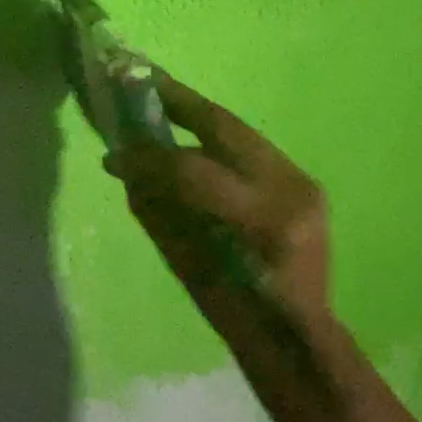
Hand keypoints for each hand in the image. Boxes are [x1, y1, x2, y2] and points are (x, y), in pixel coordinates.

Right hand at [114, 72, 329, 332]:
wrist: (294, 339)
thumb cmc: (231, 309)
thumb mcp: (182, 260)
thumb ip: (155, 206)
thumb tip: (123, 163)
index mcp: (261, 220)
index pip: (194, 170)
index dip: (148, 155)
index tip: (115, 147)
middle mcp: (291, 192)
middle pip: (226, 131)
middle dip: (178, 103)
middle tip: (139, 82)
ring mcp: (303, 185)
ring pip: (239, 136)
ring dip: (198, 121)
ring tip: (161, 108)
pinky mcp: (307, 184)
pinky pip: (252, 151)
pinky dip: (218, 144)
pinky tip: (193, 140)